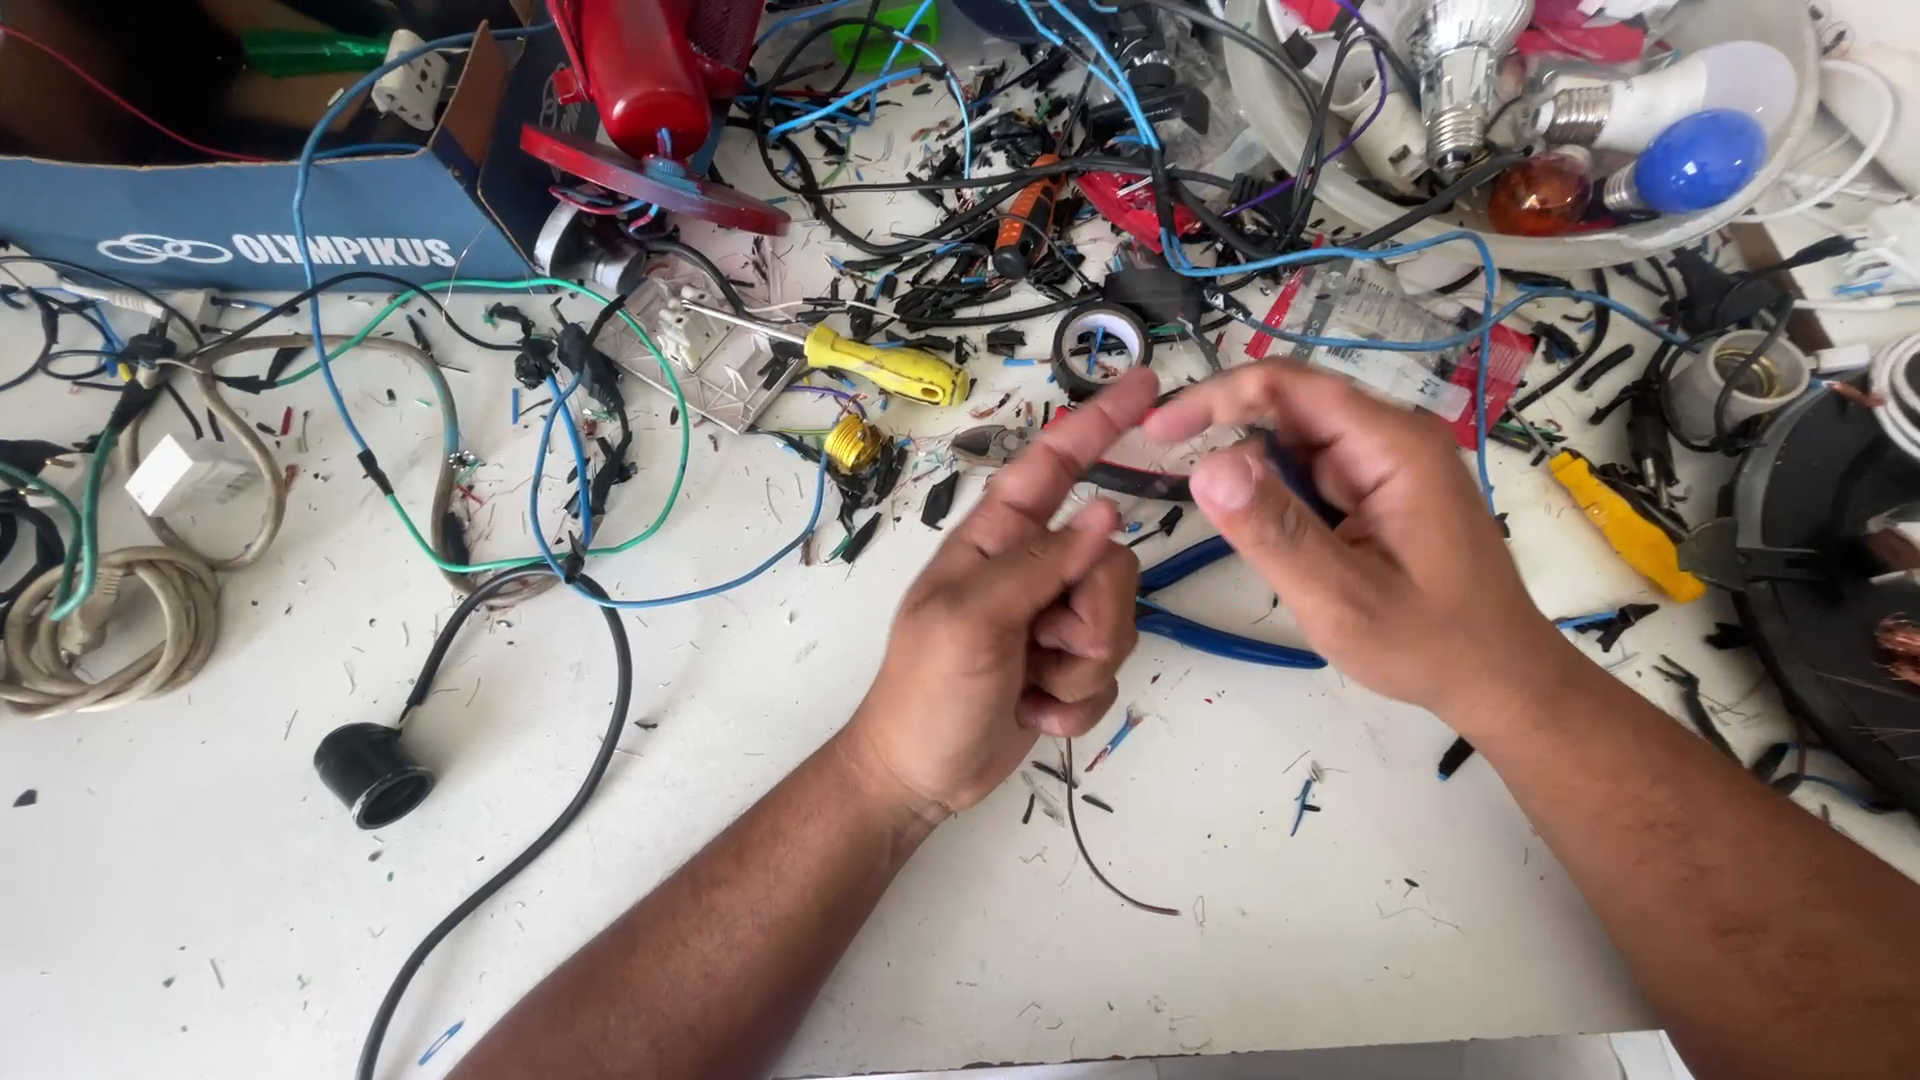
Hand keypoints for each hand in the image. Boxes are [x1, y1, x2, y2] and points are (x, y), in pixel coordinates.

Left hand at [842, 369, 1157, 819]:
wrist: (921, 772)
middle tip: (1041, 647)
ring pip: (1119, 621)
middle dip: (1091, 618)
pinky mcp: (1070, 666)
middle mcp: (1034, 570)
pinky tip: (1031, 711)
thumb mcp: (971, 621)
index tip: (1147, 386)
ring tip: (1027, 685)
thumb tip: (1106, 514)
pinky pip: (1111, 673)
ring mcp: (1055, 619)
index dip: (1099, 424)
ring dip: (1079, 670)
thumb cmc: (925, 689)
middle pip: (1112, 562)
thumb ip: (1039, 565)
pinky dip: (1074, 704)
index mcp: (997, 540)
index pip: (1054, 467)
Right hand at [1143, 361, 1568, 717]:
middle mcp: (1391, 439)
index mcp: (1393, 448)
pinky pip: (1309, 471)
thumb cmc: (1428, 644)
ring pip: (1293, 441)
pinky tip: (1276, 539)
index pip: (1289, 387)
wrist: (1499, 679)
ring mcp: (1386, 463)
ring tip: (1249, 536)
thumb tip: (1206, 466)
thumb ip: (1275, 532)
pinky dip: (1274, 495)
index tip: (1157, 432)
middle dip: (1225, 433)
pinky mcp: (1377, 488)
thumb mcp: (1341, 598)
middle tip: (1175, 477)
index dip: (1215, 398)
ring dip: (1253, 476)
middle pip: (1288, 407)